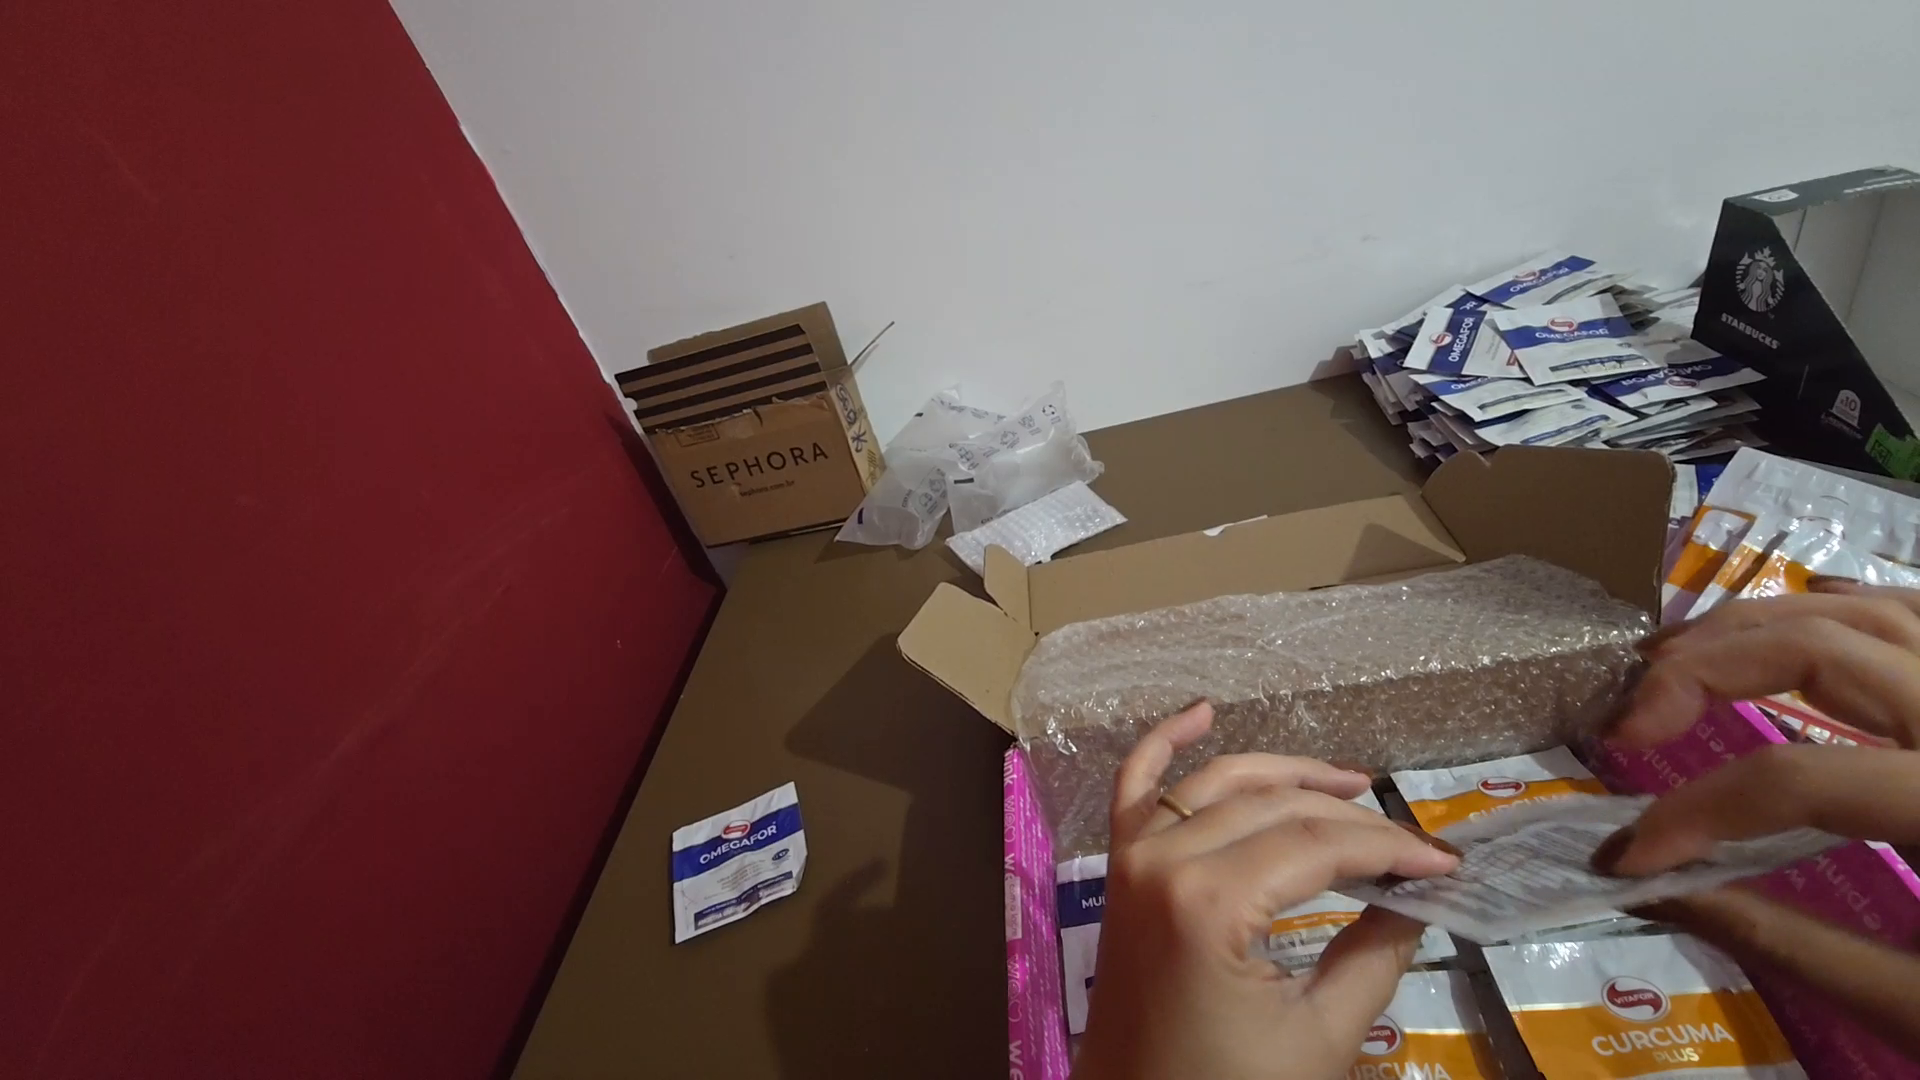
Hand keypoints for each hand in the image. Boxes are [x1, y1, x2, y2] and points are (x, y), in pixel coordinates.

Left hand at [1073, 702, 1458, 1079]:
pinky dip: (1163, 741)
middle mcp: (1162, 857)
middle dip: (1346, 815)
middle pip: (1269, 807)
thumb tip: (1416, 898)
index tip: (1443, 863)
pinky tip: (1201, 711)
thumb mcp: (1319, 1039)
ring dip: (1279, 772)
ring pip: (1212, 782)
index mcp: (1208, 901)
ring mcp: (1132, 853)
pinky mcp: (1118, 861)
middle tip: (1406, 838)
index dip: (1384, 847)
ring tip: (1345, 779)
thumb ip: (1372, 958)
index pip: (1313, 846)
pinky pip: (1133, 783)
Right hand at [1600, 579, 1919, 1055]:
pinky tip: (1780, 628)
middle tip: (1625, 722)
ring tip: (1667, 665)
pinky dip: (1835, 609)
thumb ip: (1791, 943)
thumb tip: (1645, 891)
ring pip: (1865, 611)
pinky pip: (1918, 618)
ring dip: (1744, 628)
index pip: (1796, 780)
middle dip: (1695, 672)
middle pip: (1820, 646)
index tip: (1627, 856)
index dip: (1690, 812)